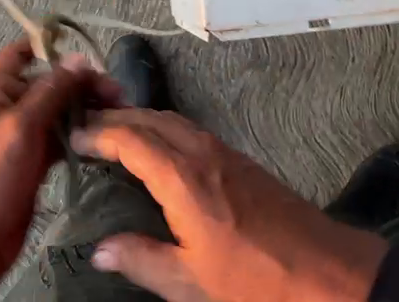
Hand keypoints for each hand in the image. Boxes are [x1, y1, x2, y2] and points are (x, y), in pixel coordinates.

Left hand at [0, 42, 122, 301]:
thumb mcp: (21, 127)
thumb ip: (51, 90)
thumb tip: (79, 58)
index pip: (21, 52)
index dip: (50, 45)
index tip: (88, 52)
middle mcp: (7, 107)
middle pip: (49, 82)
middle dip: (82, 84)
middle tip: (119, 96)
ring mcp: (20, 135)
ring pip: (58, 110)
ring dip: (86, 110)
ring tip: (119, 116)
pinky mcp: (32, 161)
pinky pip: (59, 137)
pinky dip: (79, 135)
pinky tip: (104, 139)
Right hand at [72, 109, 387, 301]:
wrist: (324, 270)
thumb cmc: (254, 279)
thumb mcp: (190, 282)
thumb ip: (142, 259)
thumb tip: (100, 249)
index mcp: (184, 178)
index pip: (132, 140)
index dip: (100, 133)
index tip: (74, 135)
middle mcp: (202, 153)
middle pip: (152, 119)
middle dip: (117, 116)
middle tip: (87, 124)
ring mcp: (225, 152)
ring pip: (174, 120)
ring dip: (142, 119)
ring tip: (115, 130)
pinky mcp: (241, 160)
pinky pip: (192, 130)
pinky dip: (165, 128)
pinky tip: (159, 147)